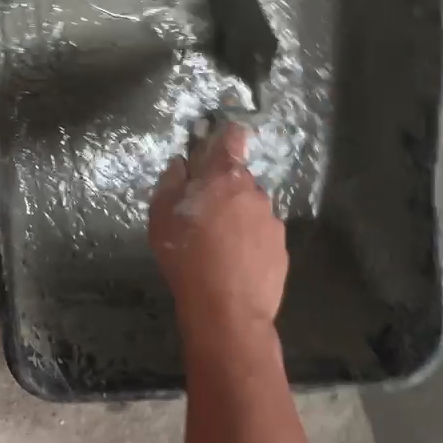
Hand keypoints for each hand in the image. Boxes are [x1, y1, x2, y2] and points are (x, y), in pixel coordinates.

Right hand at [149, 124, 287, 331]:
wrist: (226, 310)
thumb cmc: (186, 254)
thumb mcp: (160, 213)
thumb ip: (171, 181)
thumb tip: (182, 165)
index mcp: (223, 176)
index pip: (232, 138)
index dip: (226, 132)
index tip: (219, 135)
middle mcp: (253, 192)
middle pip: (237, 179)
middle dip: (221, 188)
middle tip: (200, 211)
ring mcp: (272, 222)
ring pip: (250, 208)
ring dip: (236, 216)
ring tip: (216, 243)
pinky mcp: (281, 251)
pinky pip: (260, 235)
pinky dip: (248, 241)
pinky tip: (232, 261)